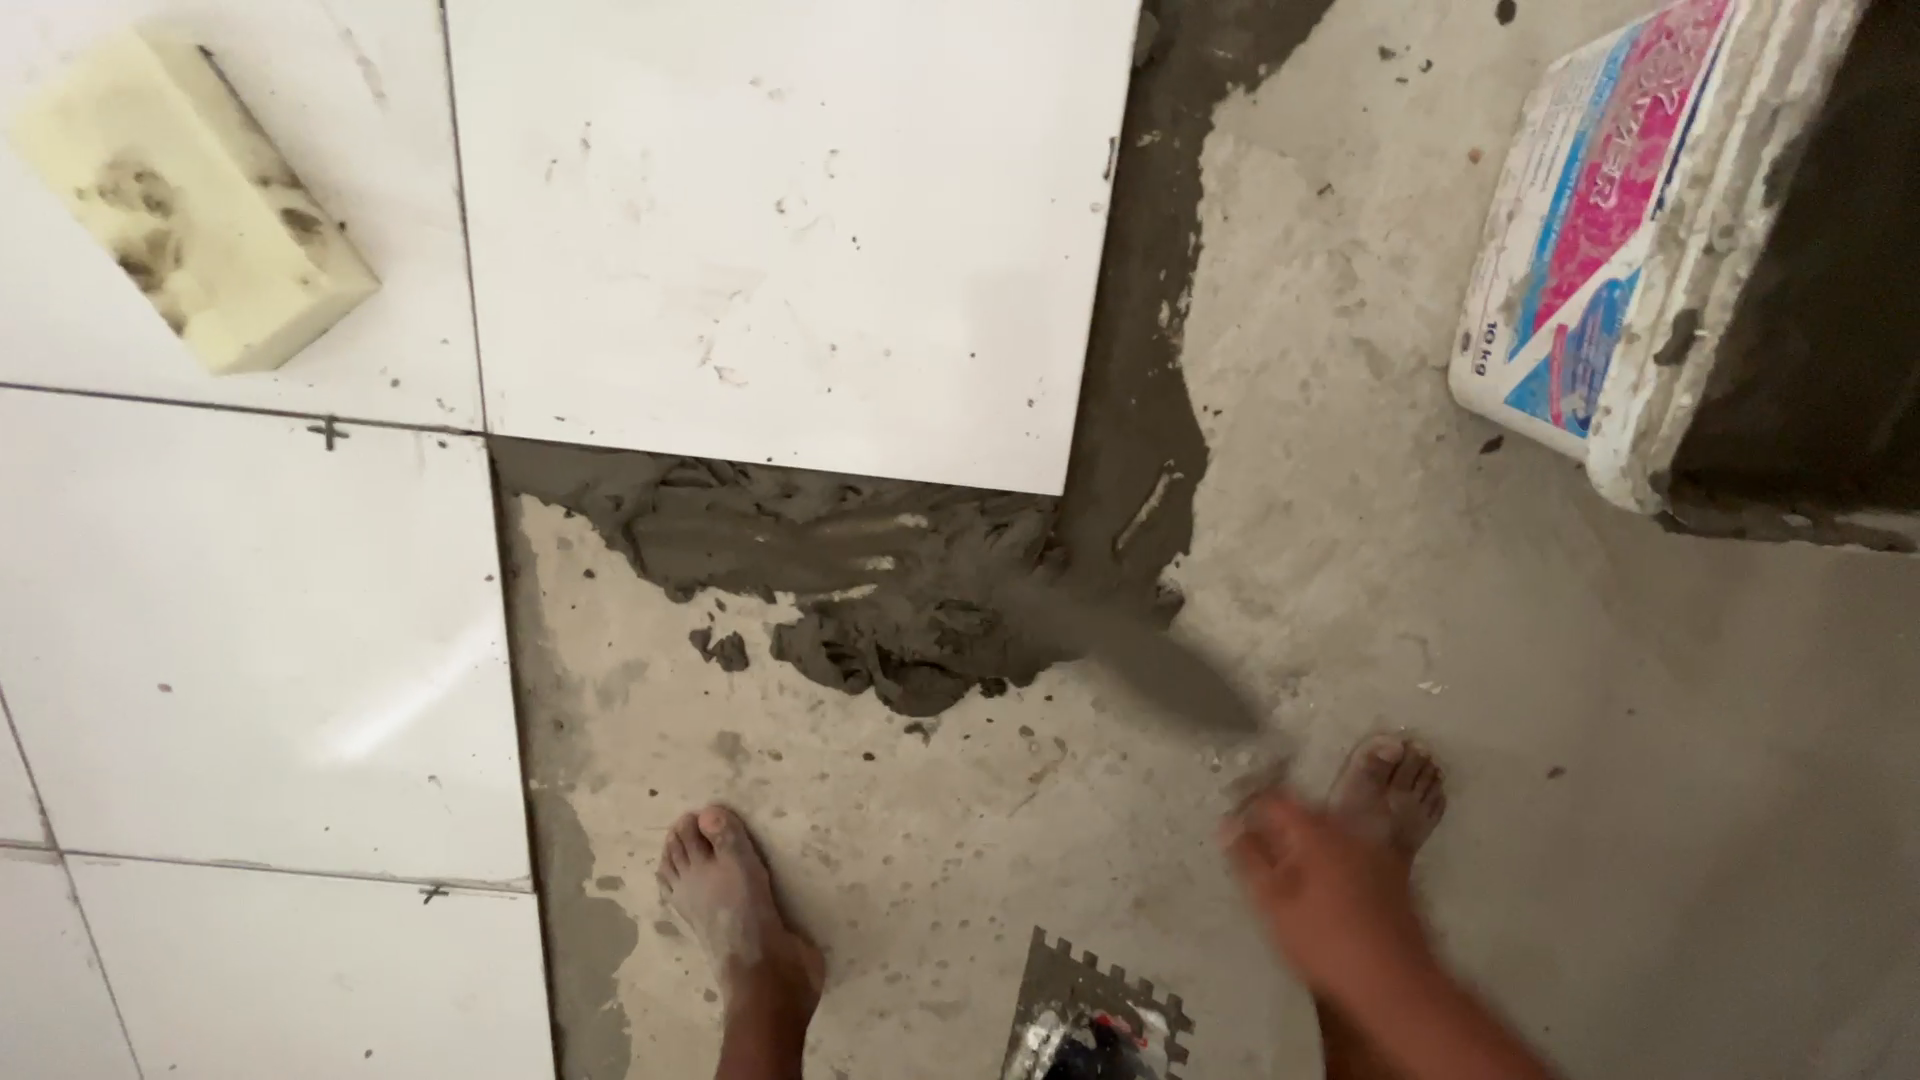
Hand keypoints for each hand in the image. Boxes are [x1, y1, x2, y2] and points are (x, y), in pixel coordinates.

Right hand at [1221, 790, 1438, 1008]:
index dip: (1252, 807)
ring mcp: (1377, 853)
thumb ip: (1247, 858)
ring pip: (1333, 833)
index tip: (1236, 826)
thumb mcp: (1273, 902)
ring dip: (1309, 843)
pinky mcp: (1395, 878)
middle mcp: (1349, 832)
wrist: (1397, 988)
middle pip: (1307, 813)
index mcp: (1317, 832)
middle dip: (1282, 826)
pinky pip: (1354, 853)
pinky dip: (1335, 860)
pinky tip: (1328, 888)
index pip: (1276, 800)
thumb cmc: (1325, 942)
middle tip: (1261, 852)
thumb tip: (1227, 824)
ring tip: (1292, 871)